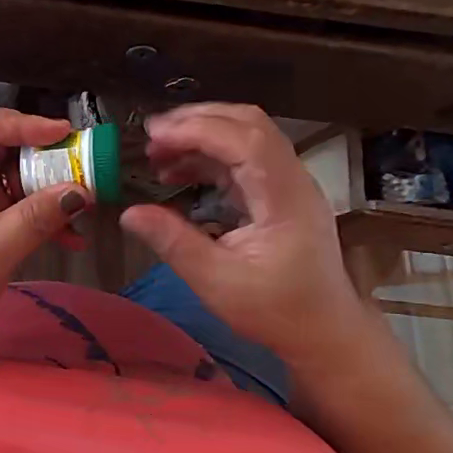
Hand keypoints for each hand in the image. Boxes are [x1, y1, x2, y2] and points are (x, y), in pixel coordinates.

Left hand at [0, 108, 90, 354]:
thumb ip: (38, 217)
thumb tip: (81, 192)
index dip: (25, 123)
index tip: (64, 134)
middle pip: (8, 153)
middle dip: (49, 161)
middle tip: (86, 171)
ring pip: (19, 184)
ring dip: (52, 195)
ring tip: (85, 209)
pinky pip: (19, 213)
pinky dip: (44, 221)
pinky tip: (71, 238)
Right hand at [119, 104, 367, 364]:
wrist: (324, 331)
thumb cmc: (275, 311)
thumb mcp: (216, 282)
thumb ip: (173, 242)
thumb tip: (128, 213)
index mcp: (284, 197)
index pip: (245, 140)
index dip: (197, 129)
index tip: (154, 135)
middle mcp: (293, 179)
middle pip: (249, 125)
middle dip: (198, 121)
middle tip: (152, 136)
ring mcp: (290, 184)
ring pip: (248, 137)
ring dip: (203, 137)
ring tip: (159, 155)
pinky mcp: (282, 194)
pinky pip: (247, 160)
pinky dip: (212, 159)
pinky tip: (182, 174)